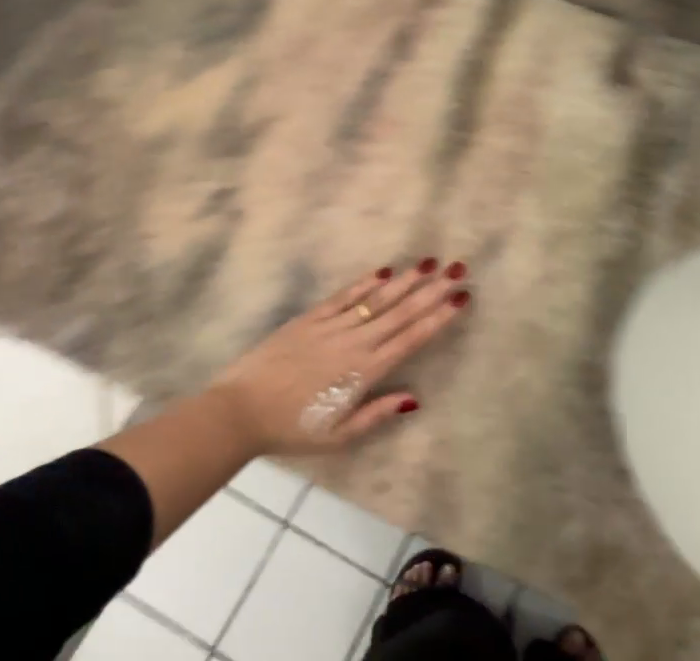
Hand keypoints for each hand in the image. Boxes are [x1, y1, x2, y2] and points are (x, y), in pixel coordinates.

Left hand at [210, 258, 469, 453]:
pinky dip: (365, 283)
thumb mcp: (338, 436)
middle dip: (432, 290)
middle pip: (401, 312)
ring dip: (405, 281)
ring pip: (376, 299)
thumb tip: (413, 397)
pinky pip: (343, 297)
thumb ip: (376, 414)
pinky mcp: (309, 319)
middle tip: (457, 269)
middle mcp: (354, 343)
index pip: (410, 339)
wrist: (239, 411)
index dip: (438, 317)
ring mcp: (331, 327)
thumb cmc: (291, 429)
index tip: (460, 298)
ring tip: (430, 263)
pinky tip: (384, 270)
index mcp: (364, 372)